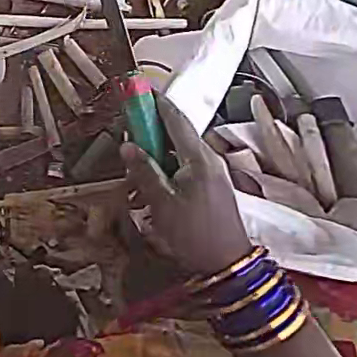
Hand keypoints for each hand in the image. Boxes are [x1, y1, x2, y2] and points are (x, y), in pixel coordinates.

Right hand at [123, 93, 253, 275]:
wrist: (228, 267)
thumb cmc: (195, 236)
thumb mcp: (163, 204)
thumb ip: (144, 171)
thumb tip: (127, 146)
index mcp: (199, 158)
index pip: (176, 119)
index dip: (157, 102)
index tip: (140, 89)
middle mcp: (209, 158)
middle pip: (178, 132)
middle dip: (153, 128)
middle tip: (131, 128)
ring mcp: (214, 171)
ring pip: (181, 149)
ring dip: (159, 149)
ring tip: (138, 159)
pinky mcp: (213, 185)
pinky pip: (187, 164)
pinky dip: (169, 164)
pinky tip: (155, 179)